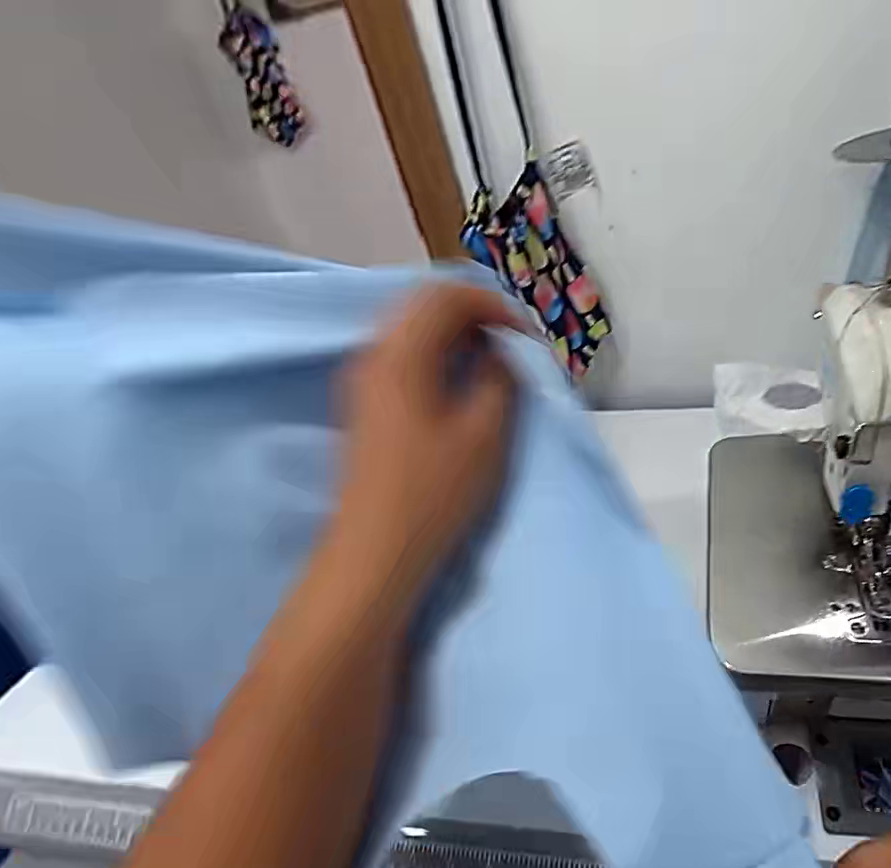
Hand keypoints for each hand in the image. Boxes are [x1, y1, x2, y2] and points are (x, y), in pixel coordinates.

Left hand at [334, 283, 523, 593]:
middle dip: (474, 315)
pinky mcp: (365, 404)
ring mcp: (363, 379)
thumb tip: (500, 352)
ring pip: (412, 330)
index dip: (495, 306)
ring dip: (455, 336)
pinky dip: (436, 357)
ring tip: (491, 365)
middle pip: (424, 305)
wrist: (377, 548)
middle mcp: (373, 352)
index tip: (527, 339)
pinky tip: (458, 385)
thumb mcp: (484, 433)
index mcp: (400, 352)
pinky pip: (403, 357)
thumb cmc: (435, 491)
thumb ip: (499, 378)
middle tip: (512, 347)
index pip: (447, 296)